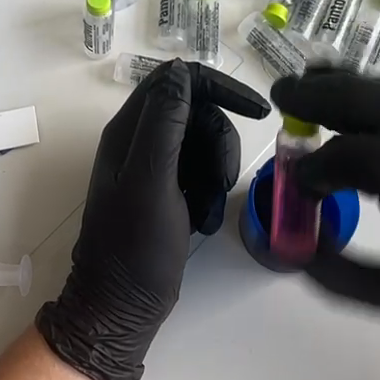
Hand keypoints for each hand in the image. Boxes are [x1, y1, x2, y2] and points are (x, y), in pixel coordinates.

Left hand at [36, 59, 268, 379]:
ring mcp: (152, 165)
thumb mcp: (151, 179)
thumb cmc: (135, 247)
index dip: (219, 88)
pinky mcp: (166, 189)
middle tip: (218, 183)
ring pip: (204, 143)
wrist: (122, 307)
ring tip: (206, 209)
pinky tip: (202, 220)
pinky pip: (201, 172)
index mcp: (129, 129)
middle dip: (219, 145)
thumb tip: (180, 71)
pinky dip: (209, 193)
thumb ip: (165, 122)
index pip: (178, 80)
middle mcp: (139, 139)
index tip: (257, 112)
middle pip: (198, 113)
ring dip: (216, 174)